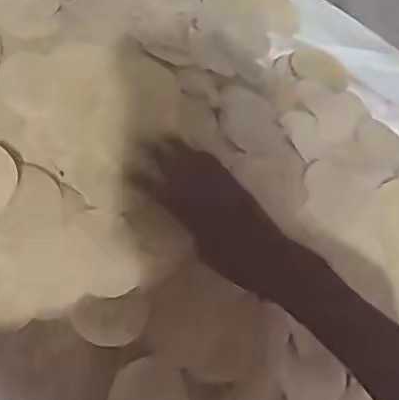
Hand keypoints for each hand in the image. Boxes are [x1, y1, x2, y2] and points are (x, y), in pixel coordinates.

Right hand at [137, 139, 336, 311]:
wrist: (270, 256)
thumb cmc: (232, 261)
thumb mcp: (199, 246)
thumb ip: (185, 224)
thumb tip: (176, 211)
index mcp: (186, 211)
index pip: (156, 188)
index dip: (141, 179)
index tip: (128, 171)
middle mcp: (199, 192)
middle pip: (171, 166)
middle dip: (155, 155)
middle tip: (140, 144)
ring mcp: (217, 183)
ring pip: (191, 158)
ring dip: (175, 148)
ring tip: (163, 138)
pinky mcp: (233, 180)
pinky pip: (210, 160)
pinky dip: (198, 153)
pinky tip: (193, 149)